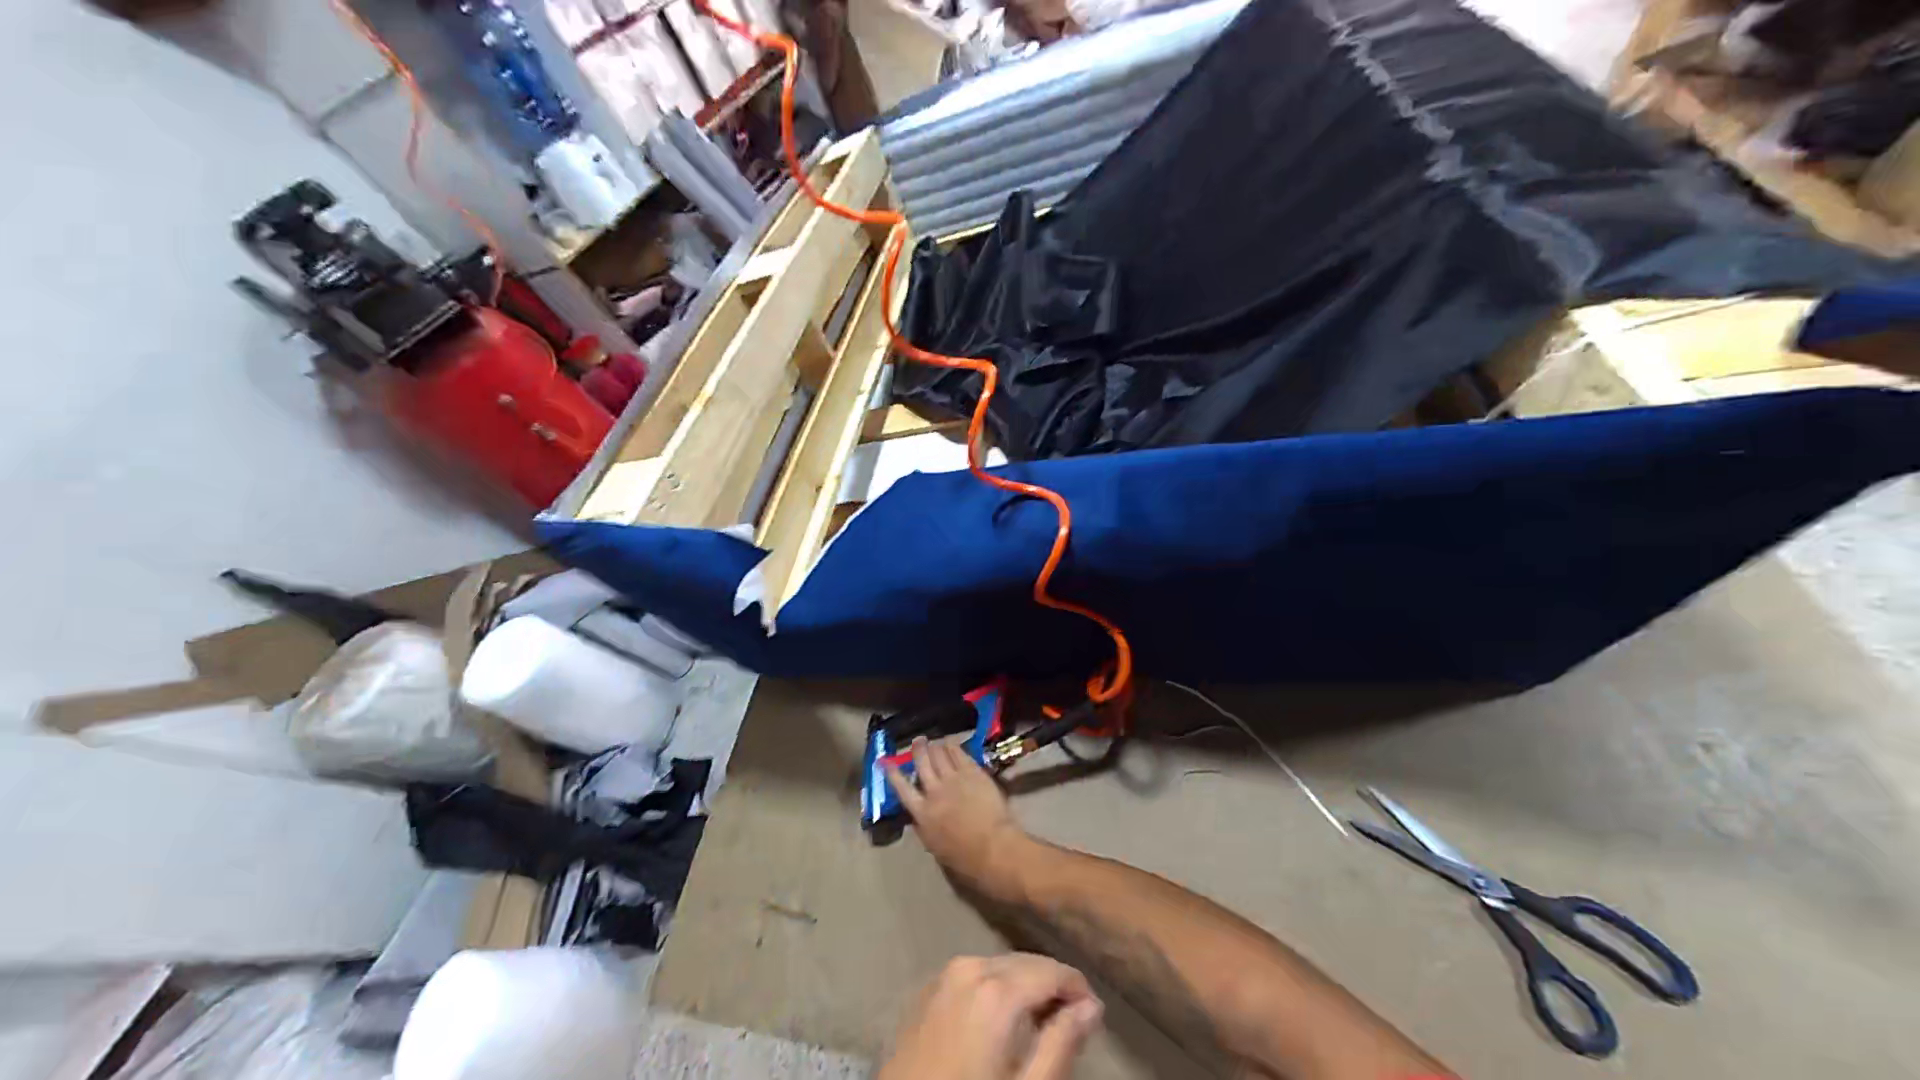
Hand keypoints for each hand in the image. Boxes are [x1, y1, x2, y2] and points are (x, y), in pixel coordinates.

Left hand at [877, 954, 1103, 1079]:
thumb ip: (1063, 1043)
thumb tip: (1092, 1006)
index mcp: (998, 989)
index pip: (1054, 971)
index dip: (1079, 990)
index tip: (1093, 1017)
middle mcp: (972, 967)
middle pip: (1027, 964)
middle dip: (1052, 988)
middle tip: (1070, 1025)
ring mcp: (947, 973)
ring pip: (1001, 967)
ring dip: (1024, 987)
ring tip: (1038, 1026)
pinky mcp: (931, 986)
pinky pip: (976, 975)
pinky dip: (996, 988)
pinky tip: (1001, 1022)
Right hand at [885, 737, 1039, 899]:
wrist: (993, 846)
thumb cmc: (964, 856)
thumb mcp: (934, 846)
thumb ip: (924, 826)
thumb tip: (918, 816)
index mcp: (922, 812)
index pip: (901, 788)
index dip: (892, 773)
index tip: (886, 762)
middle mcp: (934, 791)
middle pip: (922, 763)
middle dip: (918, 750)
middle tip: (918, 742)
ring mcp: (953, 778)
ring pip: (939, 754)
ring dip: (935, 746)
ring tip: (935, 743)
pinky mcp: (972, 772)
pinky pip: (959, 753)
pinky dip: (953, 747)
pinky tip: (952, 744)